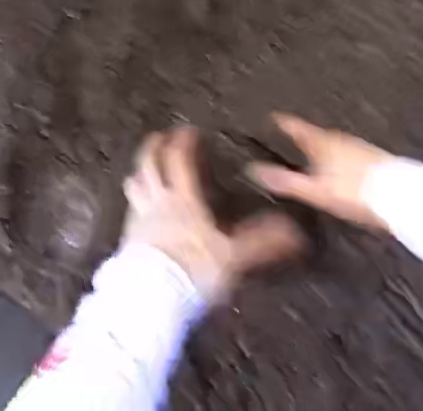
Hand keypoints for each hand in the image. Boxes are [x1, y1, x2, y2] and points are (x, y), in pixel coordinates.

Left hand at [122, 126, 305, 302]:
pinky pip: (131, 206)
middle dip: (154, 146)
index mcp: (183, 199)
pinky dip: (135, 197)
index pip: (180, 160)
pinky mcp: (129, 233)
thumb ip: (261, 241)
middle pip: (149, 163)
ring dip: (140, 170)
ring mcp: (140, 215)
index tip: (189, 130)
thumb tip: (293, 230)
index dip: (183, 142)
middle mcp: (158, 199)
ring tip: (145, 166)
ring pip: (135, 182)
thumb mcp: (233, 256)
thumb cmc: (195, 269)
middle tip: (160, 136)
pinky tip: (139, 203)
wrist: (154, 292)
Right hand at [246, 114, 394, 231]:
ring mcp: (361, 147)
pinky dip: (345, 159)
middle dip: (306, 138)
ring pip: (337, 144)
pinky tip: (348, 172)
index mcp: (321, 141)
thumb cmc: (355, 191)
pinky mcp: (378, 160)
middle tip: (295, 140)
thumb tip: (253, 171)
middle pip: (317, 135)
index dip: (283, 122)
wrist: (405, 197)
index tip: (273, 117)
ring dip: (327, 149)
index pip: (295, 126)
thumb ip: (285, 181)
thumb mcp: (315, 190)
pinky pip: (354, 154)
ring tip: (319, 158)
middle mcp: (340, 138)